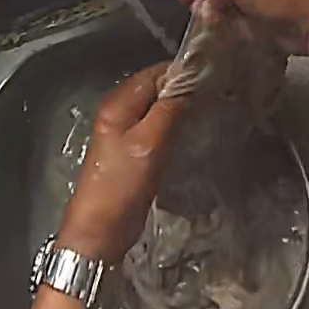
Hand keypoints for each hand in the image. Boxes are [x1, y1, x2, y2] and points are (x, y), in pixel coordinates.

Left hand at [58, 63, 189, 262]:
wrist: (98, 234)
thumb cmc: (122, 185)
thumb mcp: (149, 144)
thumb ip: (168, 110)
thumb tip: (188, 81)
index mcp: (118, 101)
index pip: (154, 73)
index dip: (180, 74)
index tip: (209, 79)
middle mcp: (118, 109)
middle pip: (155, 88)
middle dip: (180, 91)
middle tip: (210, 97)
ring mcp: (122, 129)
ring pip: (155, 108)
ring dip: (177, 110)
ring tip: (203, 114)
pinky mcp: (130, 149)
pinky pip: (154, 127)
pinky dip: (170, 126)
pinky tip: (187, 133)